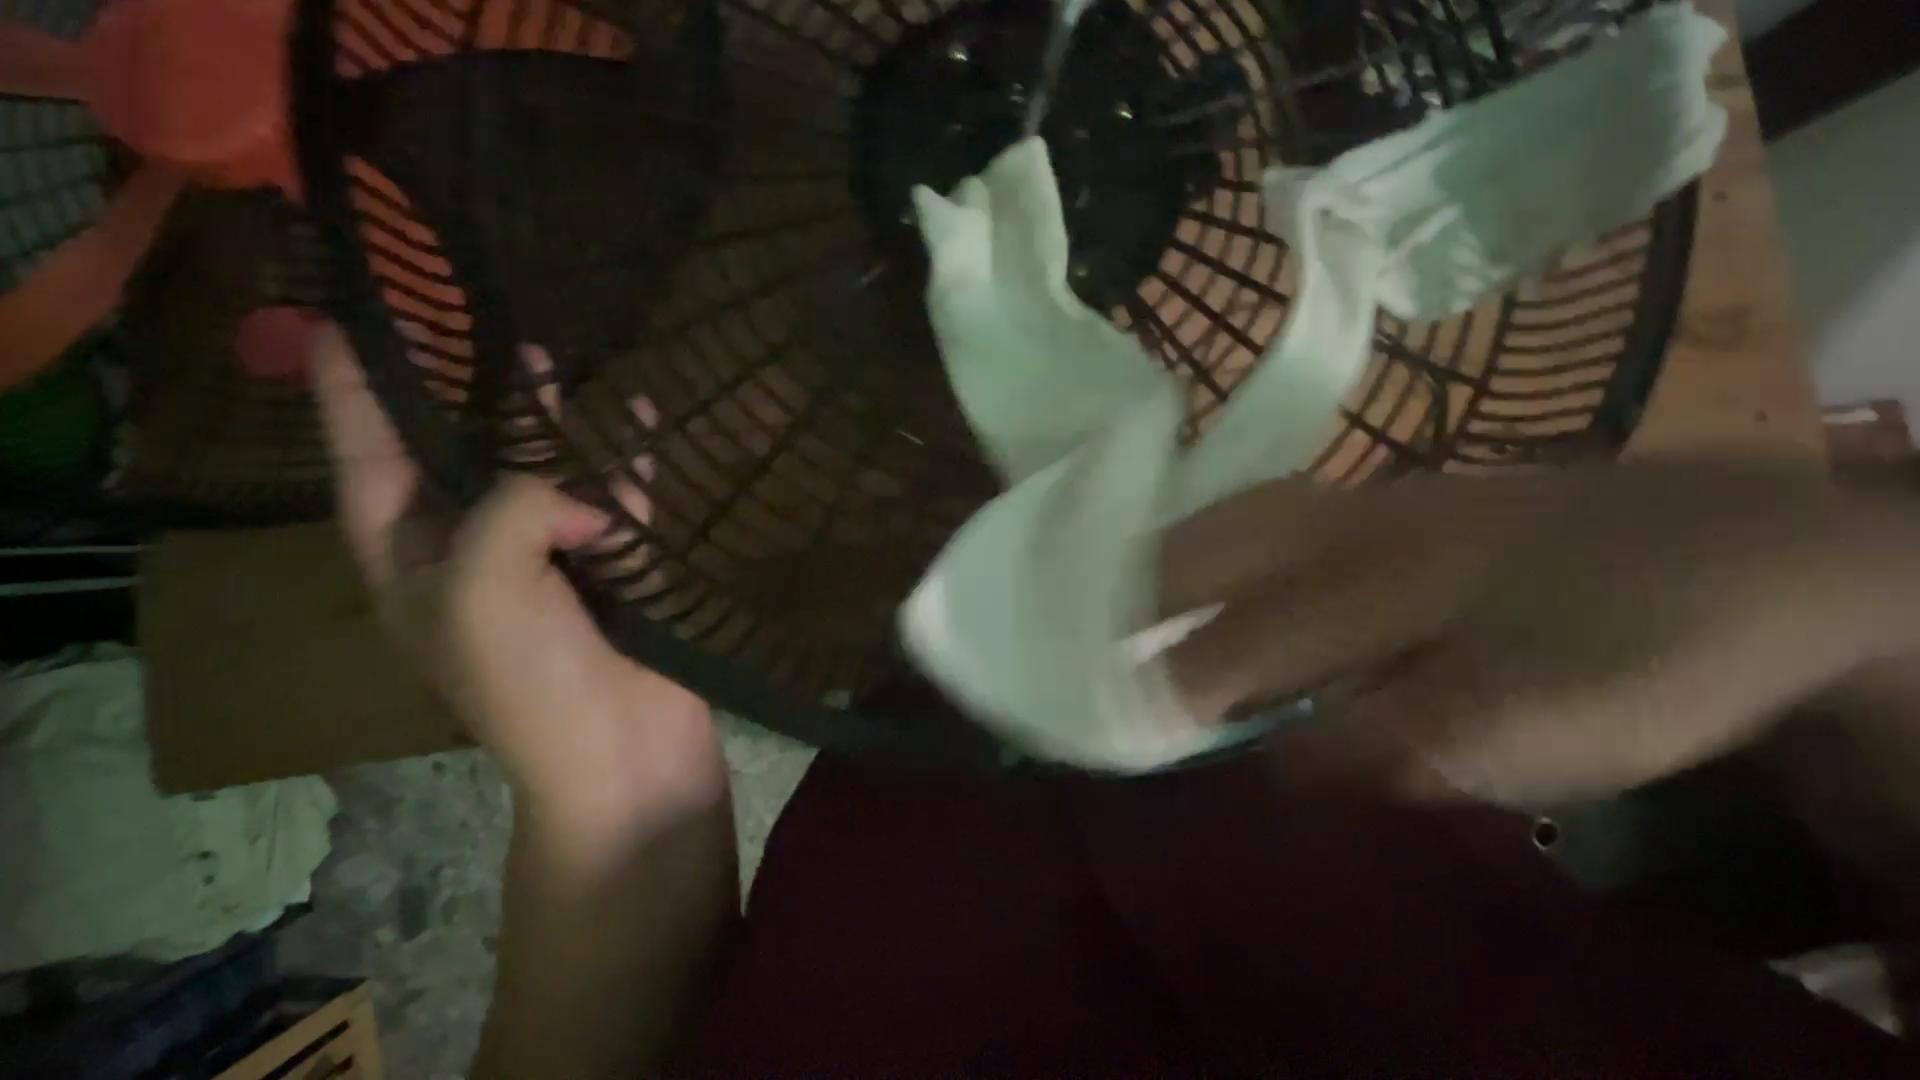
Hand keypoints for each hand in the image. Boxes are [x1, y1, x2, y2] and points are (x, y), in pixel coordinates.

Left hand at [310, 325, 724, 850]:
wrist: (621, 751)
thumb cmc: (528, 681)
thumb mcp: (485, 585)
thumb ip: (514, 503)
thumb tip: (581, 492)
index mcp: (411, 559)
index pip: (366, 457)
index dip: (348, 389)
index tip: (338, 318)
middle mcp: (472, 550)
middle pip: (458, 451)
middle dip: (459, 389)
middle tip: (457, 314)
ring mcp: (547, 556)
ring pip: (542, 468)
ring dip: (548, 416)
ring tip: (550, 351)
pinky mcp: (614, 566)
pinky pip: (617, 494)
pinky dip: (626, 460)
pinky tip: (640, 417)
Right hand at [1160, 461, 1919, 805]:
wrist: (1768, 558)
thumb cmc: (1641, 653)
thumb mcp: (1522, 733)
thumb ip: (1381, 748)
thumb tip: (1266, 768)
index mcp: (1385, 580)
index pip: (1246, 639)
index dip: (1176, 684)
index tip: (1115, 722)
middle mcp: (1367, 525)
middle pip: (1226, 544)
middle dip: (1147, 588)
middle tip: (1087, 627)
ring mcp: (1391, 501)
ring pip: (1255, 516)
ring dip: (1185, 553)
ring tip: (1133, 590)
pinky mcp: (1419, 499)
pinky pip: (1295, 511)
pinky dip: (1238, 536)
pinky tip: (1232, 563)